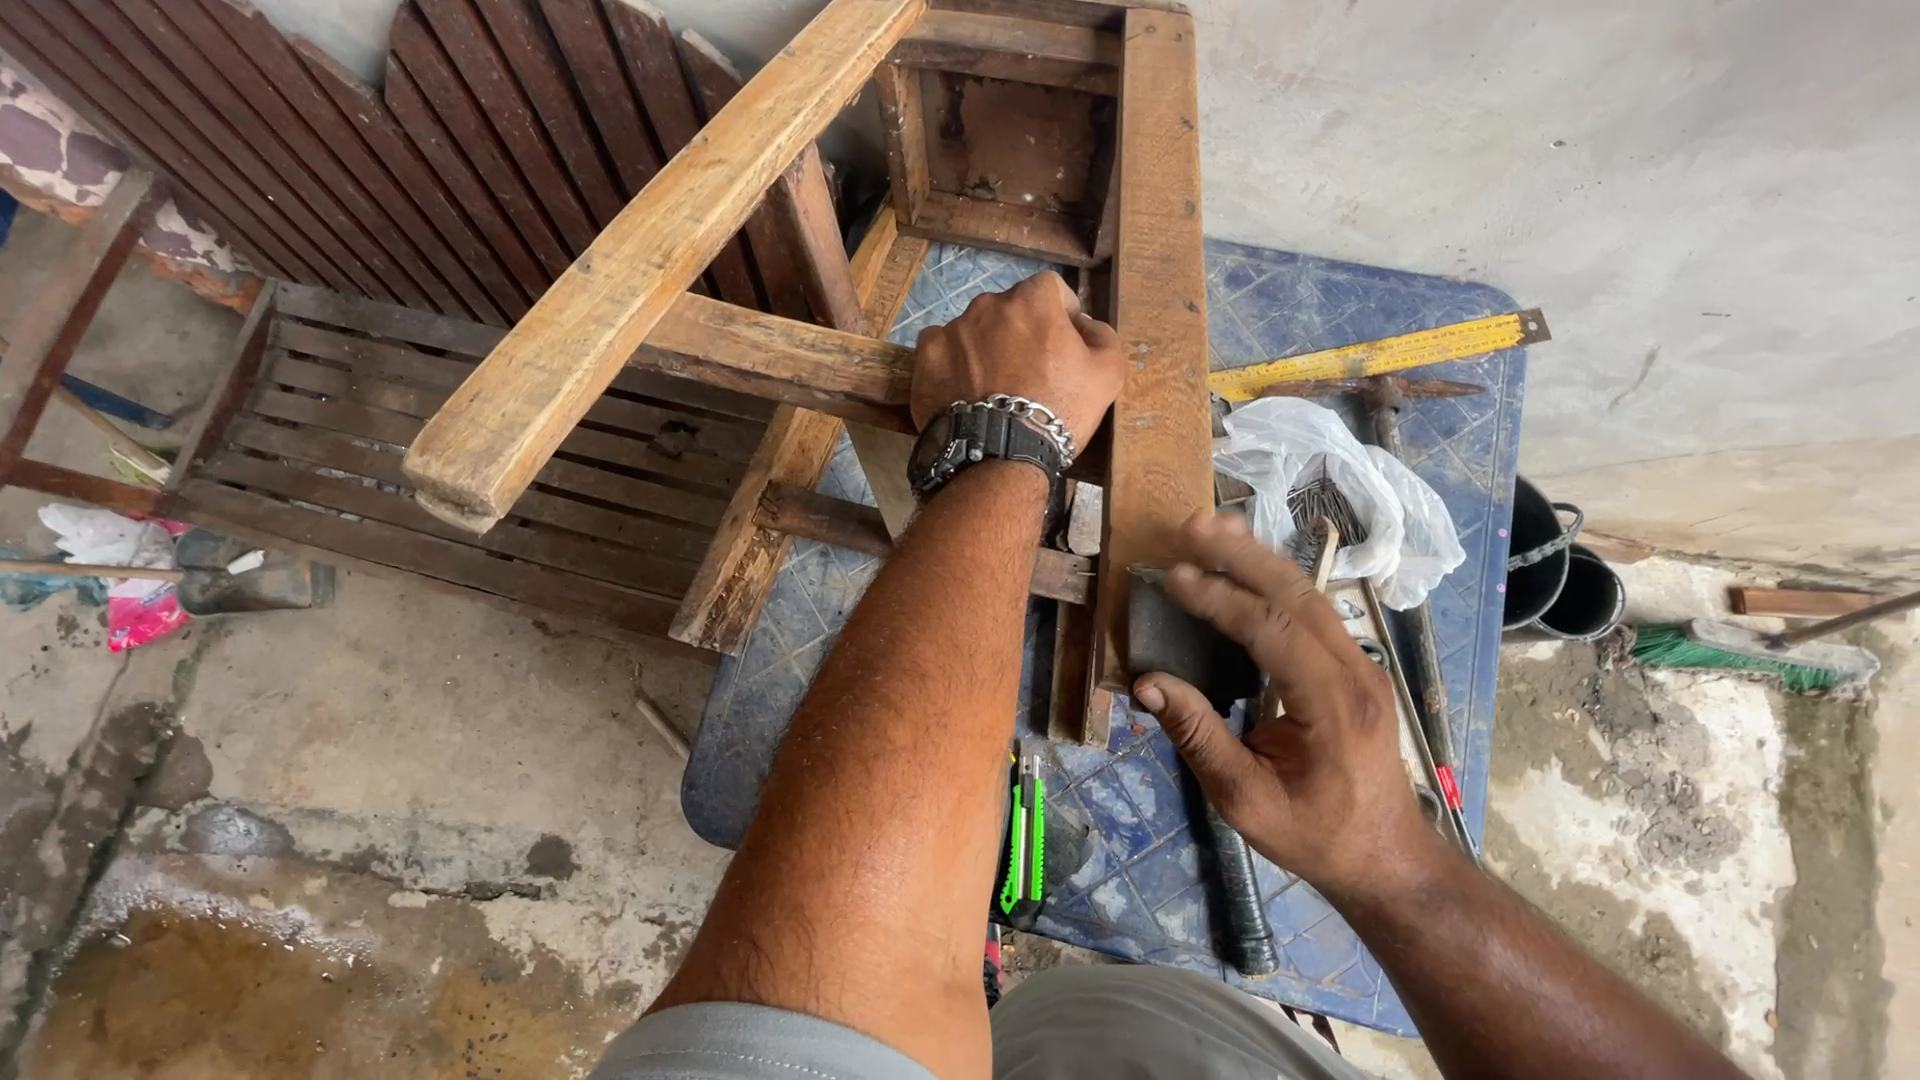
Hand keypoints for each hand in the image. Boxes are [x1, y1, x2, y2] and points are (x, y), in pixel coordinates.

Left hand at [911, 271, 1123, 450]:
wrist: (1000, 456)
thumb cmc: (1059, 411)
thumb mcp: (1107, 374)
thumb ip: (1102, 336)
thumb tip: (1085, 324)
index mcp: (1032, 300)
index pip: (1050, 288)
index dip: (1059, 312)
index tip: (1061, 341)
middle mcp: (988, 304)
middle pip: (1009, 309)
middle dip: (1020, 332)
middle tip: (1028, 371)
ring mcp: (952, 330)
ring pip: (974, 330)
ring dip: (986, 348)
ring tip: (994, 387)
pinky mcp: (926, 357)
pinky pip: (943, 350)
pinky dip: (953, 364)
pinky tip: (965, 390)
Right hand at [1131, 512, 1445, 897]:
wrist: (1386, 857)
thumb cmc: (1315, 834)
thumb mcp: (1245, 799)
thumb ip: (1197, 736)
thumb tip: (1147, 683)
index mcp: (1333, 705)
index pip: (1273, 631)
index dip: (1221, 599)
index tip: (1174, 577)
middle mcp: (1355, 672)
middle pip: (1297, 594)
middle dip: (1242, 555)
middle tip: (1193, 525)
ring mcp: (1361, 666)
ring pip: (1308, 593)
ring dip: (1259, 558)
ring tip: (1214, 527)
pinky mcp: (1352, 667)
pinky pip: (1311, 610)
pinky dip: (1273, 581)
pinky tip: (1244, 566)